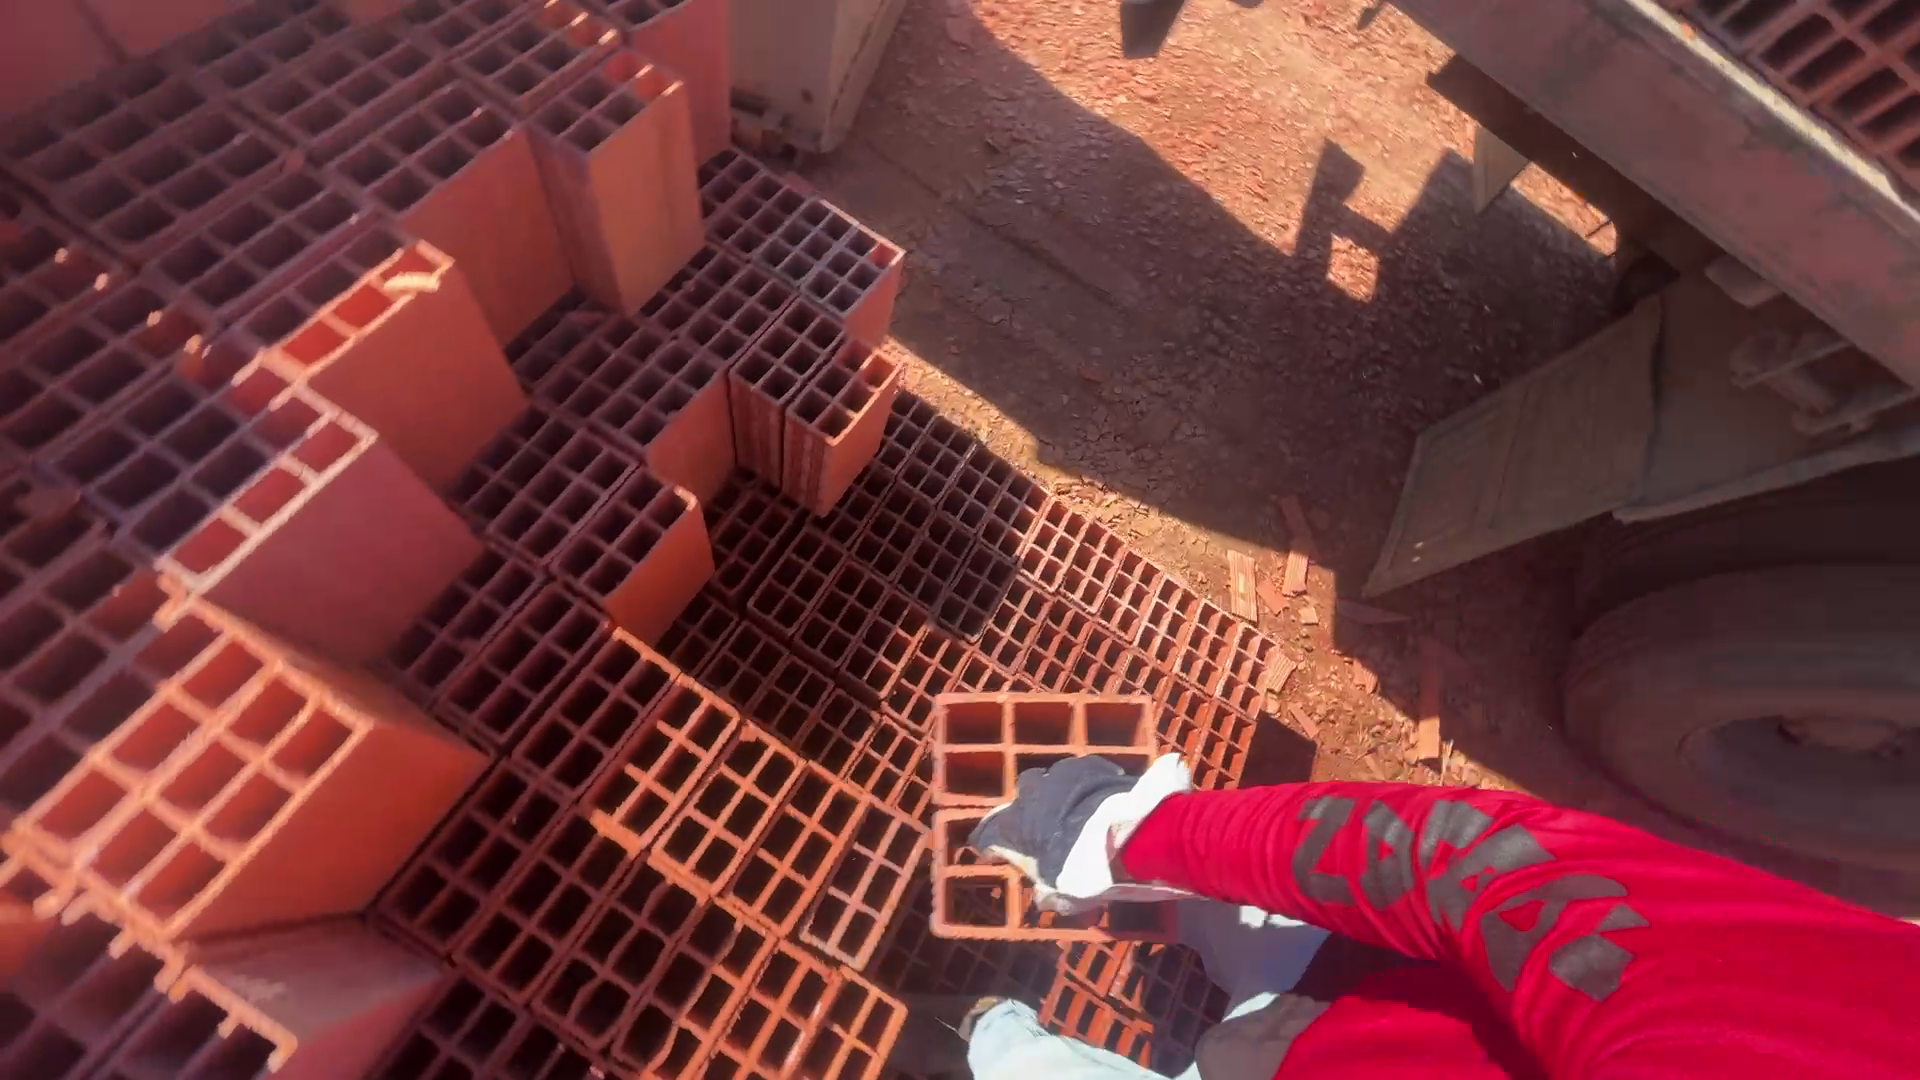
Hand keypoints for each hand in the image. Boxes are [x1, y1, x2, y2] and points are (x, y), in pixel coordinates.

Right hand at [968, 752, 1195, 913]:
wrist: (1130, 835)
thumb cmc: (1087, 870)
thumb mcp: (1062, 895)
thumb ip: (1046, 893)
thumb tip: (1041, 897)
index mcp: (1013, 827)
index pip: (986, 834)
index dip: (991, 845)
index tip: (997, 854)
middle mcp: (1028, 794)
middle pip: (1022, 799)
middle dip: (1031, 811)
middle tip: (1047, 830)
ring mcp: (1058, 774)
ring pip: (1051, 781)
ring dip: (1059, 795)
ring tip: (1078, 812)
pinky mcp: (1088, 764)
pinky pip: (1080, 773)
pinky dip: (1086, 785)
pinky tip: (1099, 798)